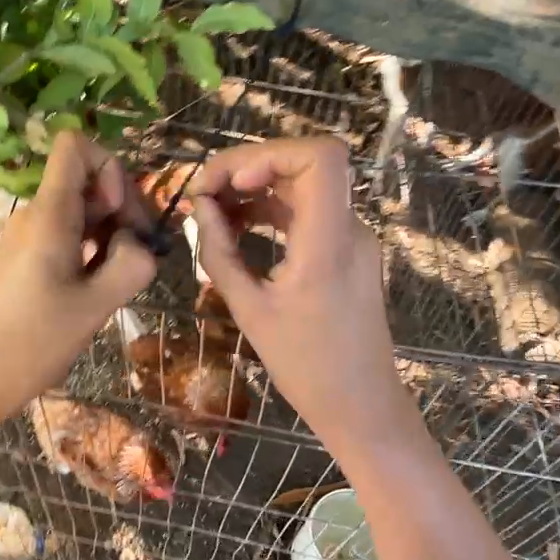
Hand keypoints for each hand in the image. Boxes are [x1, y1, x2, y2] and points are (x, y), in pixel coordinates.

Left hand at [0, 131, 157, 428]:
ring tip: (119, 282)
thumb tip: (140, 244)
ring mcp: (25, 241)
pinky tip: (96, 292)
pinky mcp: (21, 265)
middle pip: (85, 181)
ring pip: (78, 214)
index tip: (119, 216)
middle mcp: (34, 217)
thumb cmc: (30, 343)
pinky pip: (64, 239)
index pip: (75, 146)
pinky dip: (89, 253)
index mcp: (48, 215)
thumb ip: (131, 265)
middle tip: (138, 257)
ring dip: (108, 236)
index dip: (110, 168)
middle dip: (122, 209)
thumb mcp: (95, 306)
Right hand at [188, 138, 414, 450]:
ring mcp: (352, 238)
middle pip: (305, 164)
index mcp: (328, 243)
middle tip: (204, 194)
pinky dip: (271, 210)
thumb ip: (220, 254)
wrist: (361, 404)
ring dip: (257, 188)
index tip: (227, 184)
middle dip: (249, 168)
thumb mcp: (250, 311)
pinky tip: (237, 227)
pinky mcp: (346, 251)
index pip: (319, 157)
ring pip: (304, 186)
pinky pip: (308, 212)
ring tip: (211, 211)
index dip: (268, 155)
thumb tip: (198, 209)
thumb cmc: (305, 368)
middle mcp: (349, 229)